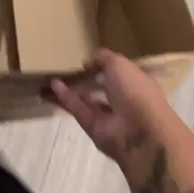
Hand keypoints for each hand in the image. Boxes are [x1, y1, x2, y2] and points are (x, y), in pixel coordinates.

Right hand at [47, 48, 172, 165]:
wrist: (140, 133)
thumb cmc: (135, 92)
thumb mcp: (120, 64)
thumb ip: (103, 58)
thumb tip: (88, 62)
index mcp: (137, 84)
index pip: (120, 73)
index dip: (106, 66)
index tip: (89, 59)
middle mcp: (124, 101)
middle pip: (102, 88)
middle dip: (88, 79)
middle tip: (69, 67)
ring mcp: (109, 116)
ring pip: (87, 100)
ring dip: (73, 88)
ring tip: (55, 74)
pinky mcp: (93, 128)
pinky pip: (78, 109)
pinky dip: (66, 97)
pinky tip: (53, 84)